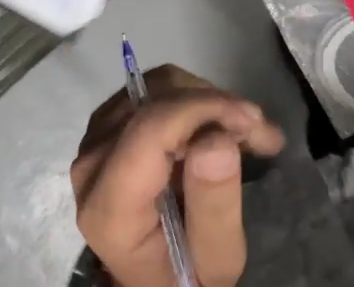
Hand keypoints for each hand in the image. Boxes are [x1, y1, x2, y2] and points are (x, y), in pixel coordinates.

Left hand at [69, 65, 285, 286]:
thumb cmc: (186, 274)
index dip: (205, 110)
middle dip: (216, 105)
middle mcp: (91, 165)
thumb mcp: (214, 262)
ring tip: (243, 132)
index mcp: (110, 208)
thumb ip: (215, 208)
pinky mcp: (105, 124)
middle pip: (156, 102)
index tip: (254, 121)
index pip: (151, 130)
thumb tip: (217, 139)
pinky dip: (192, 99)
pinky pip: (152, 89)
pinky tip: (216, 126)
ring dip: (207, 100)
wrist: (154, 276)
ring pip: (157, 86)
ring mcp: (93, 139)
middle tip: (261, 133)